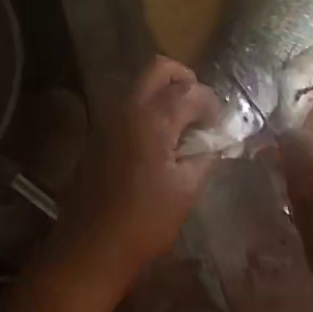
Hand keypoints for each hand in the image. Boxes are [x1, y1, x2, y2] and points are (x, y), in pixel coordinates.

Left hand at [60, 56, 221, 279]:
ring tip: (182, 122)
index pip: (189, 90)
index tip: (220, 122)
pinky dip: (147, 106)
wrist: (92, 243)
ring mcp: (110, 115)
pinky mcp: (100, 129)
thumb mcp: (186, 190)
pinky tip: (159, 137)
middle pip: (158, 68)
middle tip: (199, 105)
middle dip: (184, 78)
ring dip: (164, 91)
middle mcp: (129, 106)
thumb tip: (215, 140)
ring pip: (140, 83)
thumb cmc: (145, 219)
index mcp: (153, 118)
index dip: (210, 101)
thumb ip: (204, 156)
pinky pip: (127, 102)